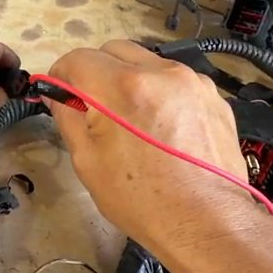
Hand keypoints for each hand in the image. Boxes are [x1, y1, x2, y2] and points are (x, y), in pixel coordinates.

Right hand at [45, 42, 272, 266]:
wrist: (207, 222)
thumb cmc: (139, 197)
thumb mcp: (86, 159)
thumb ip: (67, 116)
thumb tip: (58, 92)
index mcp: (122, 87)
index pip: (78, 58)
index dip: (62, 74)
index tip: (62, 94)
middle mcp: (160, 73)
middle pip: (113, 50)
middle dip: (96, 71)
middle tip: (93, 106)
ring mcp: (192, 82)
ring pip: (146, 62)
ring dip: (129, 79)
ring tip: (131, 119)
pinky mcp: (214, 96)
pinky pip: (174, 80)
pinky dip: (159, 92)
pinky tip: (160, 126)